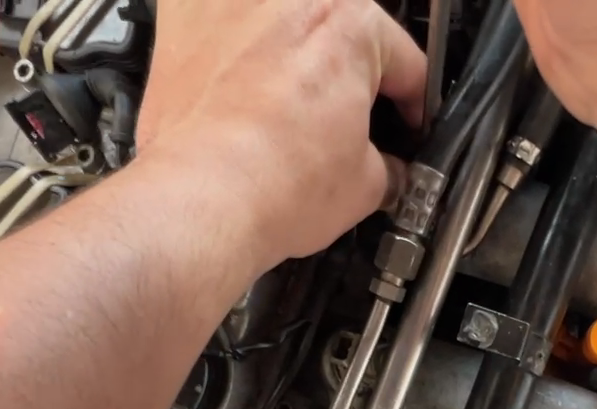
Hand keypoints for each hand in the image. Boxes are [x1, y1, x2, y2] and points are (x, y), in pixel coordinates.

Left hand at [139, 0, 425, 268]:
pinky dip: (235, 55)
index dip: (413, 104)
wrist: (203, 201)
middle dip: (348, 79)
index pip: (405, 61)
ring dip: (291, 60)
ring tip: (288, 117)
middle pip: (339, 35)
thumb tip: (386, 172)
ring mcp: (233, 1)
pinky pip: (223, 28)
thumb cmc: (275, 185)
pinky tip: (240, 97)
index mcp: (350, 22)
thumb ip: (386, 167)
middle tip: (345, 129)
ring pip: (280, 29)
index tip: (406, 124)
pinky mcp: (183, 19)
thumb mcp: (364, 189)